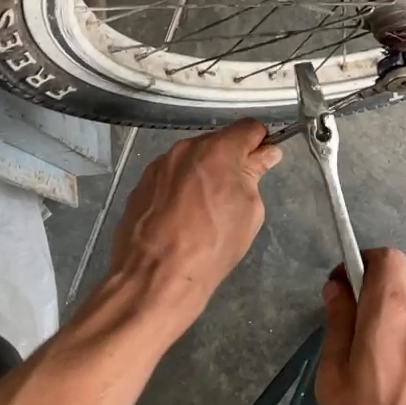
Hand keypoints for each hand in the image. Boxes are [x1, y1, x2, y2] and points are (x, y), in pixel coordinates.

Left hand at [103, 119, 281, 316]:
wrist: (155, 277)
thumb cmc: (213, 245)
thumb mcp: (249, 211)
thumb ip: (255, 175)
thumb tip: (265, 155)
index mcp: (218, 150)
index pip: (249, 127)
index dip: (260, 143)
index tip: (262, 164)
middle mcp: (185, 149)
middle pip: (218, 142)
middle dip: (231, 160)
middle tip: (235, 193)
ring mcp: (158, 166)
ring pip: (192, 159)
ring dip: (204, 173)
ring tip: (205, 210)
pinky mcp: (140, 184)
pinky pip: (170, 177)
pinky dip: (181, 188)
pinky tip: (181, 217)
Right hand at [315, 249, 405, 404]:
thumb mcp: (335, 382)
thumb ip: (337, 326)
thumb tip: (338, 288)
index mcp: (394, 309)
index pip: (386, 257)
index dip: (362, 265)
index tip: (342, 293)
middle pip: (395, 293)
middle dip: (370, 312)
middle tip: (349, 358)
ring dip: (389, 339)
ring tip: (373, 391)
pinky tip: (401, 402)